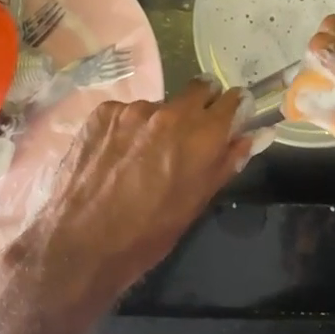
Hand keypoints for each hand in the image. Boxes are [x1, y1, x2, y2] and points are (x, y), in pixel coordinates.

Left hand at [10, 79, 249, 306]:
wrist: (79, 244)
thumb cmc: (147, 234)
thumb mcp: (196, 203)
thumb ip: (227, 162)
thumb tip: (255, 135)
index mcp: (201, 136)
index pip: (232, 100)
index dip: (233, 107)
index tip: (231, 117)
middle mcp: (171, 112)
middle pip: (198, 89)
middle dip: (200, 105)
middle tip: (188, 135)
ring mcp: (134, 109)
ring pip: (159, 105)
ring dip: (160, 122)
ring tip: (142, 157)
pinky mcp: (104, 112)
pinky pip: (127, 113)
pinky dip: (128, 129)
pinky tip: (117, 157)